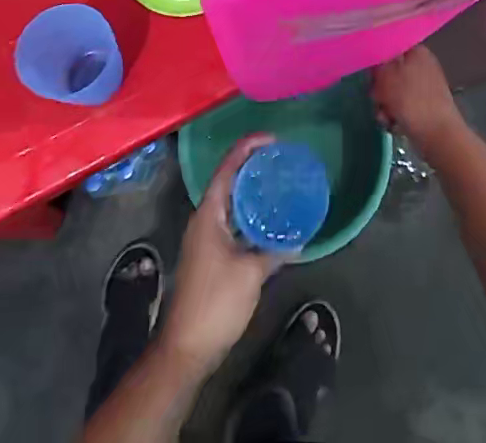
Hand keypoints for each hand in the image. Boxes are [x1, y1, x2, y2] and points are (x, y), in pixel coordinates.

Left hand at [158, 134, 283, 369]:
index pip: (226, 169)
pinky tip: (268, 222)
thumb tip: (298, 240)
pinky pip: (231, 223)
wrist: (187, 345)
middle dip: (250, 166)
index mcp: (208, 214)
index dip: (246, 149)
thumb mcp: (251, 274)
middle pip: (227, 181)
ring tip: (277, 182)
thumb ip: (274, 252)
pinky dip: (249, 216)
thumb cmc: (216, 302)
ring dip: (250, 192)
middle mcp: (203, 219)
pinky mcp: (210, 255)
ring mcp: (204, 237)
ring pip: (229, 203)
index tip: (271, 139)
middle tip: (279, 158)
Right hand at [373, 44, 465, 143]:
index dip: (376, 56)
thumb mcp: (385, 75)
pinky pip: (402, 104)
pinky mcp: (425, 105)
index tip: (369, 69)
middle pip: (390, 69)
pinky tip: (391, 122)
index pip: (390, 45)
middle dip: (379, 85)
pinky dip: (394, 112)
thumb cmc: (411, 100)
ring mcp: (425, 86)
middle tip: (376, 95)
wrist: (438, 135)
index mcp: (417, 52)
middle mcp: (423, 65)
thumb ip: (376, 62)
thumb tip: (374, 58)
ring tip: (384, 114)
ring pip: (393, 89)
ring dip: (384, 102)